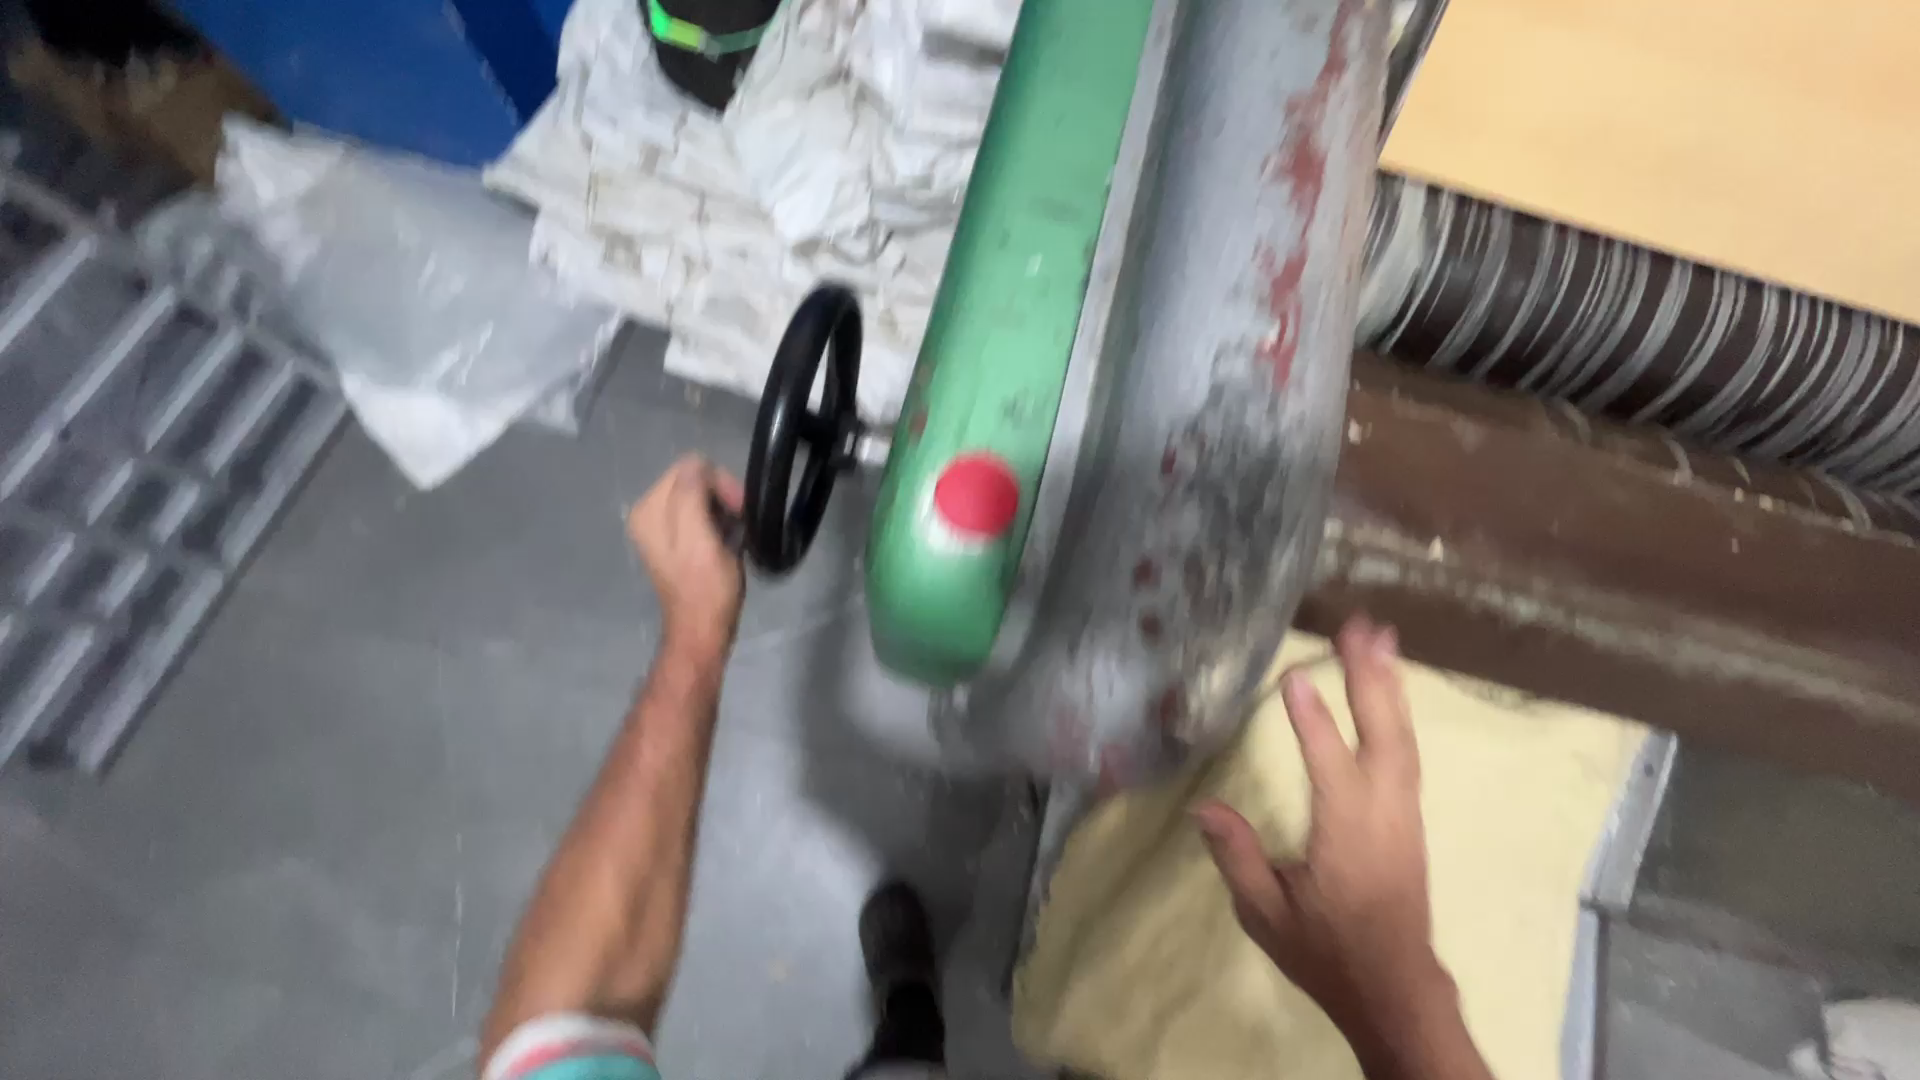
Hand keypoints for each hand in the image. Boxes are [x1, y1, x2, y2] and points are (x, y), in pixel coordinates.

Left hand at [627, 456, 745, 658]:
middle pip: (692, 479)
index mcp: (650, 509)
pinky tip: (728, 539)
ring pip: (699, 496)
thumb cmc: (706, 585)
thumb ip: (691, 494)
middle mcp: (649, 512)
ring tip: (735, 532)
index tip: (740, 509)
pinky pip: (701, 513)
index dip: (720, 483)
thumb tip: (697, 464)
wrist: (703, 627)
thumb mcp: (699, 537)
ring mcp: (661, 527)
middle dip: (721, 495)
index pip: (689, 468)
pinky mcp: (677, 540)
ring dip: (722, 509)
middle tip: (741, 520)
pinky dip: (718, 521)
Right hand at [1194, 615, 1449, 1037]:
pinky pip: (1406, 752)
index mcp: (1347, 836)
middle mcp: (1384, 815)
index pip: (1330, 766)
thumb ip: (1238, 856)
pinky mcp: (1408, 817)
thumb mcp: (1266, 913)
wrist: (1395, 989)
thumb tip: (1202, 805)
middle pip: (1385, 736)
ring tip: (1381, 637)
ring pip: (1403, 739)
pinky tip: (1388, 689)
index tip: (1294, 675)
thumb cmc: (1325, 950)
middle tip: (1362, 628)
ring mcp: (1404, 814)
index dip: (1313, 721)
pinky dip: (1398, 711)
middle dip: (1371, 678)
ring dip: (1391, 685)